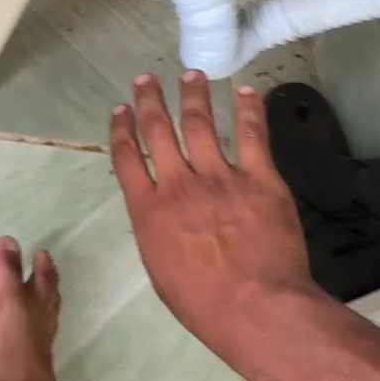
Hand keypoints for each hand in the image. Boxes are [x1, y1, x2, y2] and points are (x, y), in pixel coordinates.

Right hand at [109, 72, 317, 340]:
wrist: (255, 306)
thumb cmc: (201, 301)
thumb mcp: (159, 268)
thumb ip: (155, 232)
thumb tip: (159, 215)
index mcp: (148, 209)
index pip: (127, 158)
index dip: (122, 129)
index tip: (121, 110)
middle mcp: (177, 184)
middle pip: (158, 131)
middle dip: (150, 101)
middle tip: (146, 79)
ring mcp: (218, 178)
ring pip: (200, 124)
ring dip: (193, 95)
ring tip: (191, 74)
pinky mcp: (259, 179)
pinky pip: (251, 136)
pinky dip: (248, 110)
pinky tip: (245, 92)